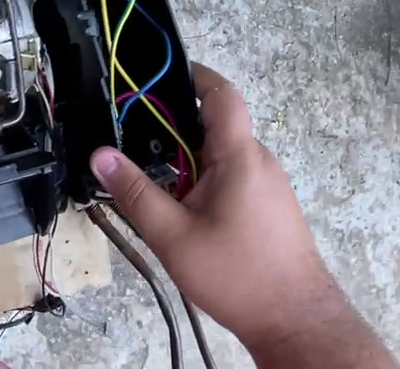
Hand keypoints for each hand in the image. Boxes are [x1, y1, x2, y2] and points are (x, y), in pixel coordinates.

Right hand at [92, 64, 358, 361]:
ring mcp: (268, 183)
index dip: (192, 74)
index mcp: (238, 154)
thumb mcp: (174, 237)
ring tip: (155, 178)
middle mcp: (257, 159)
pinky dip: (205, 176)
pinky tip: (184, 207)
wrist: (300, 326)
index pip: (220, 93)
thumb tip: (99, 154)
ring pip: (222, 152)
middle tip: (136, 137)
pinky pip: (233, 173)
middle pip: (215, 122)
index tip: (157, 75)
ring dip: (189, 155)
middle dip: (175, 124)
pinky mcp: (271, 205)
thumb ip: (135, 193)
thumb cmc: (239, 276)